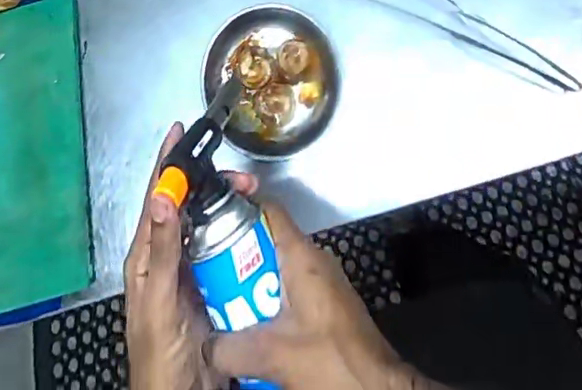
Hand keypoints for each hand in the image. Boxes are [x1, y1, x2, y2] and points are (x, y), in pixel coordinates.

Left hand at [125, 123, 256, 389]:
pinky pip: (224, 244)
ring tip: (250, 193)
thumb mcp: (159, 303)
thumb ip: (161, 252)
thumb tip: (161, 194)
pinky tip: (255, 223)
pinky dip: (239, 228)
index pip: (156, 198)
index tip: (179, 132)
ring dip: (228, 202)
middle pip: (187, 205)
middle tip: (239, 177)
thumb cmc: (160, 358)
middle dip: (210, 182)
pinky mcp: (211, 280)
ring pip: (208, 221)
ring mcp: (190, 267)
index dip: (166, 164)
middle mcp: (166, 254)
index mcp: (146, 256)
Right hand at [208, 203, 426, 389]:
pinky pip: (289, 291)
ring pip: (276, 270)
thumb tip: (206, 344)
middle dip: (237, 262)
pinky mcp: (325, 303)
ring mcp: (321, 280)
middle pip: (267, 243)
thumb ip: (230, 347)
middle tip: (212, 283)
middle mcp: (312, 259)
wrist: (375, 385)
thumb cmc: (332, 357)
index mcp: (301, 255)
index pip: (268, 210)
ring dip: (252, 288)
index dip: (239, 209)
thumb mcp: (272, 353)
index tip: (212, 223)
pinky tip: (256, 331)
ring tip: (228, 310)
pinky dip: (269, 304)